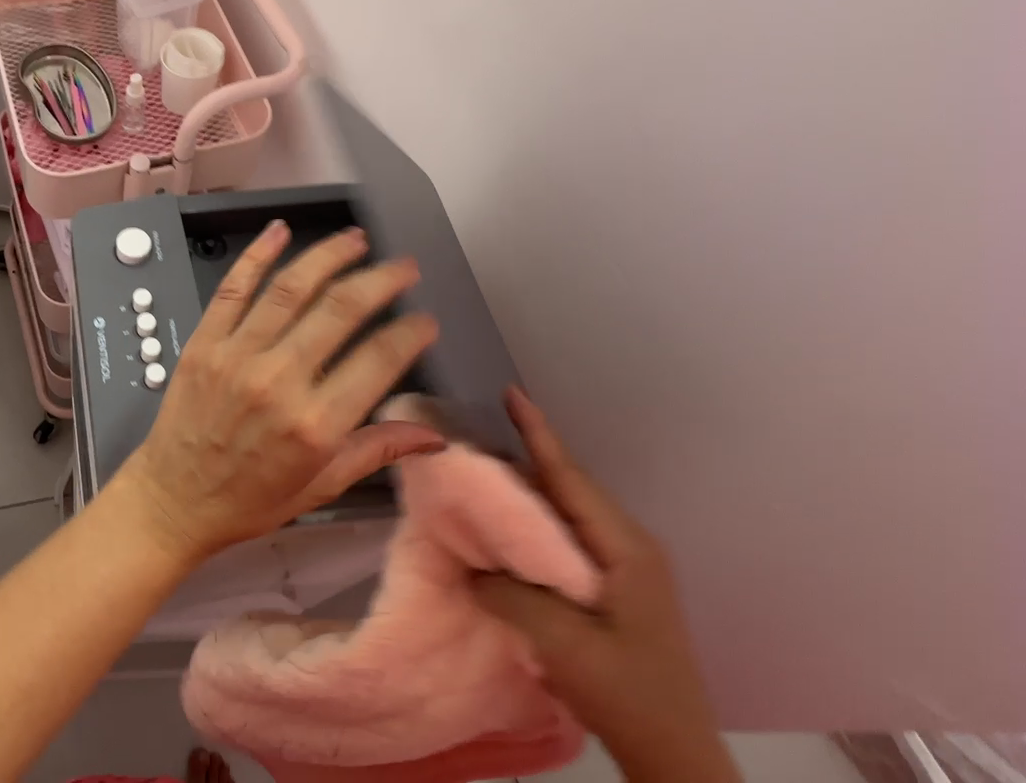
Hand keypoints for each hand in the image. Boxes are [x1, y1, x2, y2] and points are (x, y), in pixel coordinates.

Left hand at [115, 220, 444, 563]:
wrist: (174, 499)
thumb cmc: (248, 500)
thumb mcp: (320, 485)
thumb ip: (376, 450)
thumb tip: (434, 435)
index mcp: (316, 423)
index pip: (379, 359)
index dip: (410, 332)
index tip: (425, 318)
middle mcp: (279, 381)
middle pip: (340, 311)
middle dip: (381, 280)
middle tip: (404, 267)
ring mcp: (237, 356)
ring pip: (290, 289)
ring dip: (327, 256)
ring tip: (354, 239)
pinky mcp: (203, 343)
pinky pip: (232, 289)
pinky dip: (256, 255)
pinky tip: (278, 231)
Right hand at [472, 390, 739, 782]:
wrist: (673, 752)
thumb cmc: (626, 692)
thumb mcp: (563, 642)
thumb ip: (512, 593)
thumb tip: (473, 565)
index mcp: (624, 549)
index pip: (570, 479)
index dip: (538, 435)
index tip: (512, 393)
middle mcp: (627, 547)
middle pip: (564, 491)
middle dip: (517, 463)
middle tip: (466, 446)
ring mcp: (622, 569)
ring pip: (561, 516)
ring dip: (519, 498)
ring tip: (472, 482)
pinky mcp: (610, 589)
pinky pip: (561, 541)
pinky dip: (527, 529)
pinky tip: (499, 534)